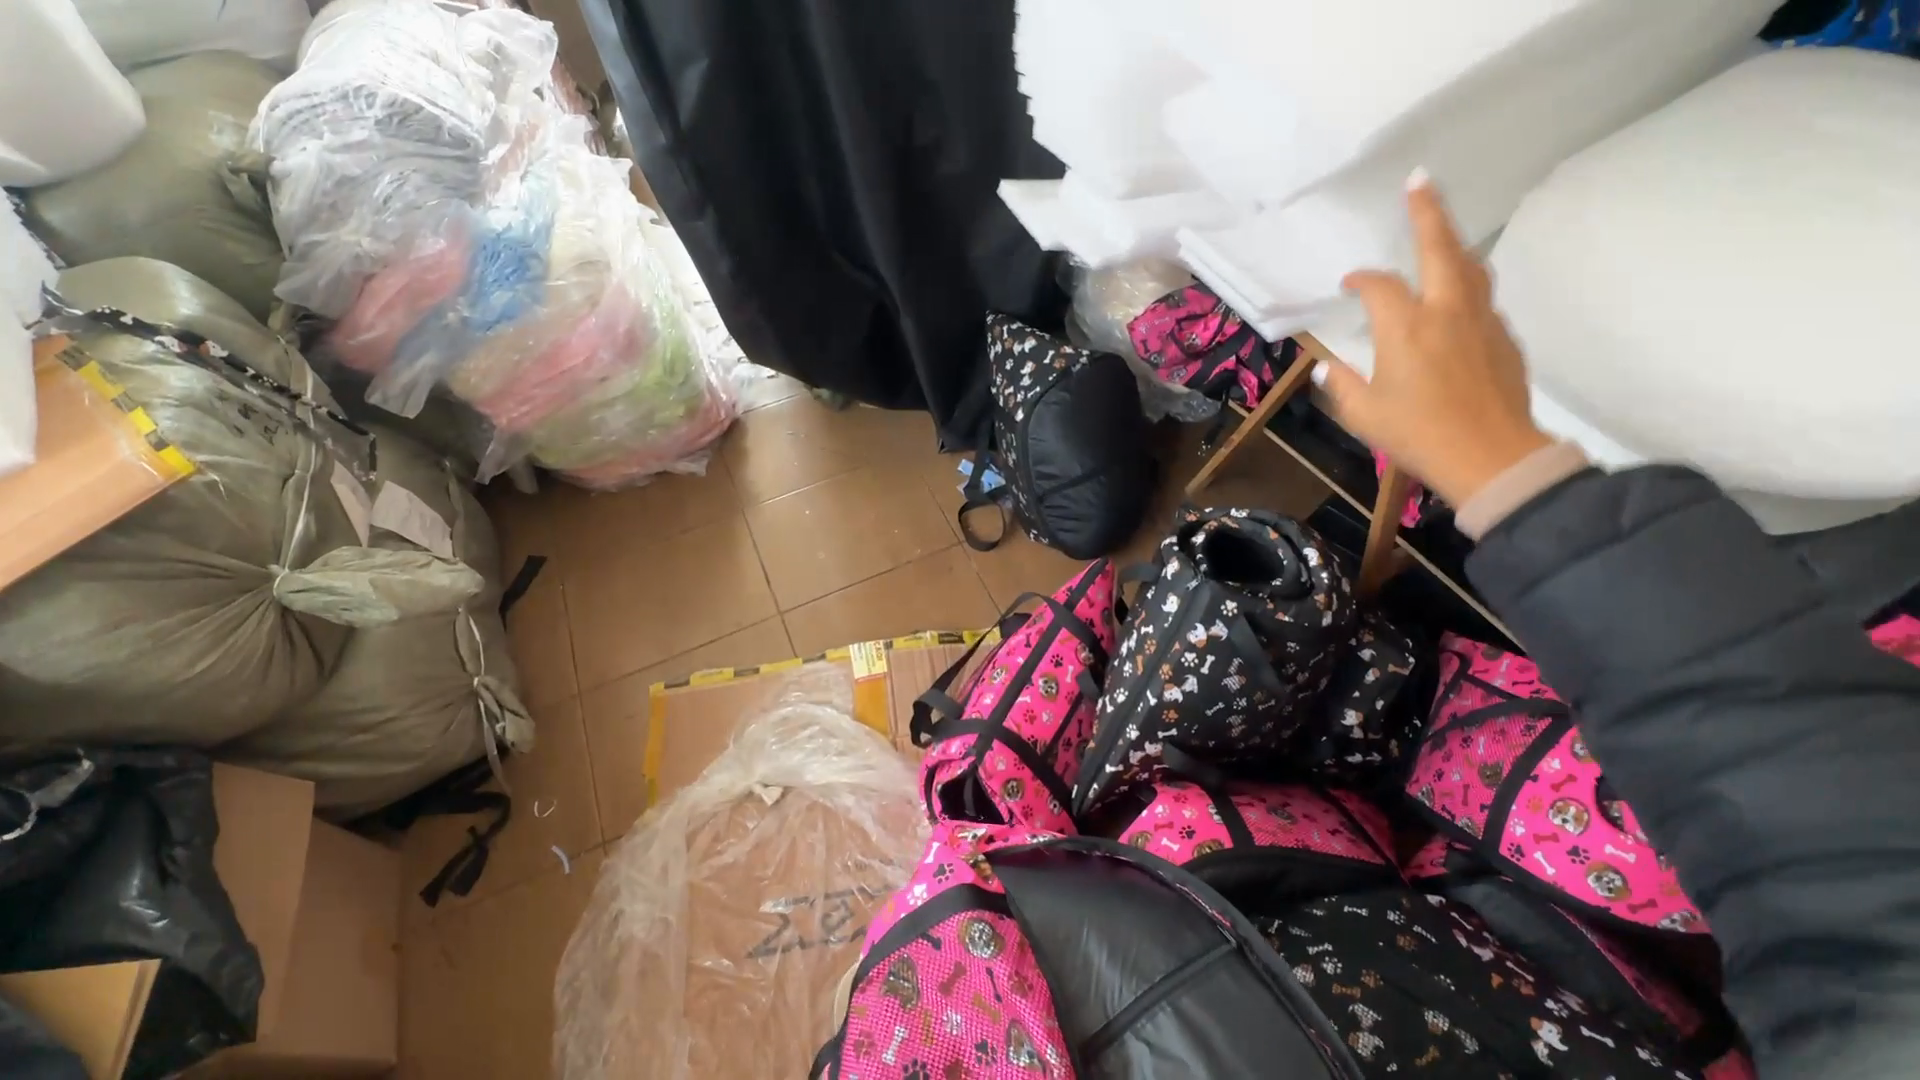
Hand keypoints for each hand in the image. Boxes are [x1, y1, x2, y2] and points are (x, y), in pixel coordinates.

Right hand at [1314, 172, 1552, 507]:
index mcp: (1405, 327)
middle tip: (1420, 180)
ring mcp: (1481, 321)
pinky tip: (1457, 298)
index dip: (1360, 280)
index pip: (1379, 286)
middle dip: (1427, 211)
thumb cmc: (1418, 435)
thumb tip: (1324, 366)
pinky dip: (1466, 285)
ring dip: (1453, 242)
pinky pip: (1483, 299)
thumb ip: (1340, 384)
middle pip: (1439, 247)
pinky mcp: (1503, 338)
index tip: (1348, 284)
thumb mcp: (1364, 415)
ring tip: (1443, 229)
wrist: (1491, 457)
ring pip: (1470, 266)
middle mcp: (1445, 311)